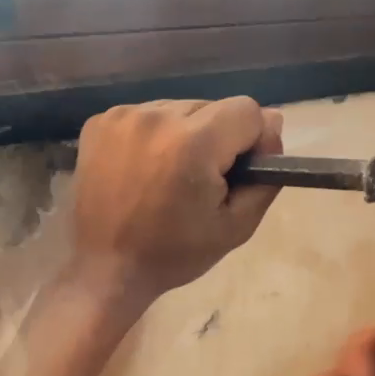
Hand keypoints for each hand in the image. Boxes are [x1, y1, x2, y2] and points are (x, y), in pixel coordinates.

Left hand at [69, 97, 284, 301]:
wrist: (106, 268)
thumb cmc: (174, 254)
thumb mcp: (237, 227)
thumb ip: (265, 176)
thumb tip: (273, 124)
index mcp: (193, 143)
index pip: (247, 110)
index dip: (253, 140)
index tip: (239, 173)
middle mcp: (157, 117)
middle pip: (212, 107)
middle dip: (217, 139)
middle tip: (200, 182)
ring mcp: (124, 116)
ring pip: (179, 109)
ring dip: (185, 135)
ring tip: (169, 177)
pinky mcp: (101, 121)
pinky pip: (146, 115)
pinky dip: (154, 137)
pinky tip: (144, 170)